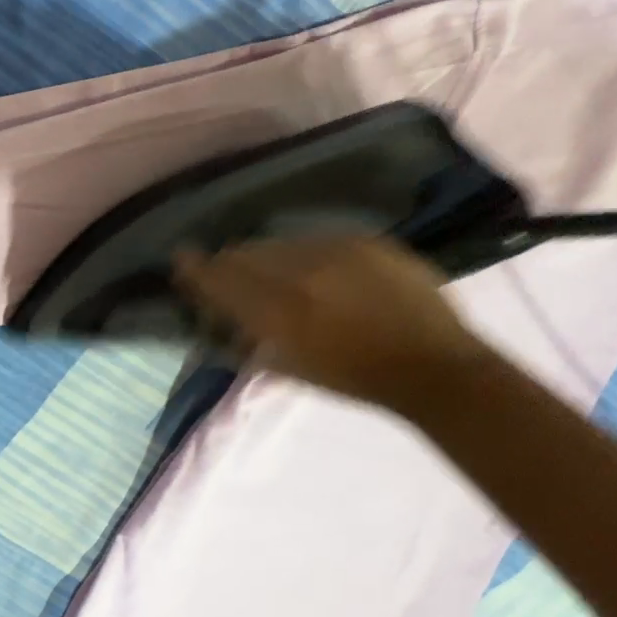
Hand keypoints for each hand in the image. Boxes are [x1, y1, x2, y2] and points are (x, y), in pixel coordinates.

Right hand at [172, 236, 496, 410]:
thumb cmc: (351, 377)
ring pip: (279, 244)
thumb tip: (215, 315)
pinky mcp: (367, 242)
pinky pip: (317, 239)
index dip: (196, 268)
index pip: (220, 275)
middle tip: (226, 273)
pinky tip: (315, 270)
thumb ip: (244, 335)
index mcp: (276, 309)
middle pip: (245, 254)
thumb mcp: (282, 365)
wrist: (436, 369)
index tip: (180, 261)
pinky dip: (305, 253)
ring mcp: (337, 252)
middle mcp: (301, 272)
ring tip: (272, 272)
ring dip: (267, 256)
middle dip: (231, 263)